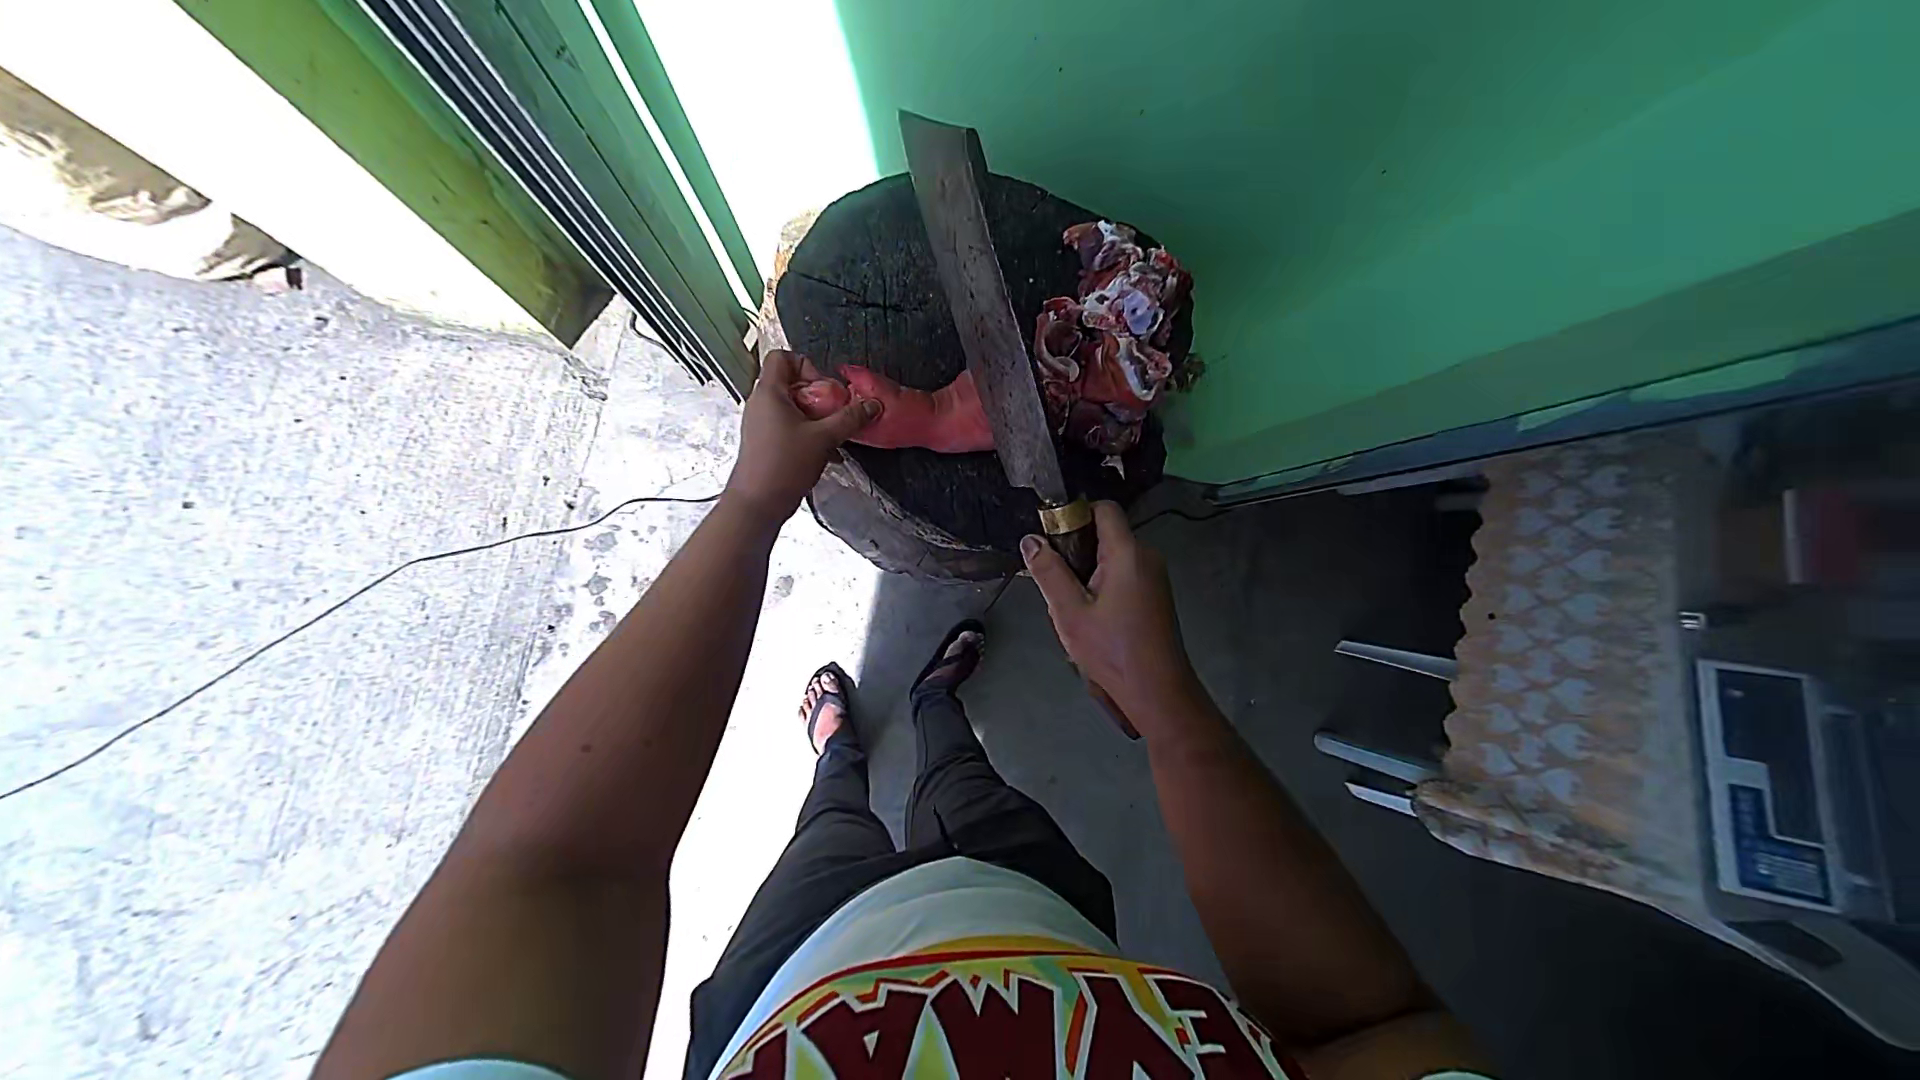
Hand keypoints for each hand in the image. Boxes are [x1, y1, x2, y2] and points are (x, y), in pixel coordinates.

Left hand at [724, 350, 879, 520]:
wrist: (758, 503)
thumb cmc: (785, 464)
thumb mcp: (824, 438)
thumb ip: (850, 418)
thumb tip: (873, 405)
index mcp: (769, 392)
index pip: (783, 357)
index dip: (807, 366)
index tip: (825, 390)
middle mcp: (761, 403)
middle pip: (792, 384)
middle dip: (819, 397)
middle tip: (835, 414)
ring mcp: (761, 423)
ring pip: (793, 408)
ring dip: (816, 418)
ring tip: (833, 436)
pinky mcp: (765, 442)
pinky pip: (789, 427)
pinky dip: (808, 433)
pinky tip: (827, 453)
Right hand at [1021, 502, 1202, 732]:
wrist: (1157, 691)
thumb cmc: (1113, 651)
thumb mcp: (1069, 612)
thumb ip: (1049, 572)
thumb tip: (1031, 540)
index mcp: (1128, 553)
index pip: (1103, 508)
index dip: (1076, 514)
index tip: (1054, 539)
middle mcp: (1147, 557)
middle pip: (1106, 534)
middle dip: (1077, 552)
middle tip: (1059, 586)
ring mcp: (1155, 576)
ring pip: (1112, 558)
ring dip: (1088, 574)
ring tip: (1074, 608)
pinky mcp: (1156, 594)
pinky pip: (1123, 575)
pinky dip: (1103, 587)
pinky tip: (1093, 618)